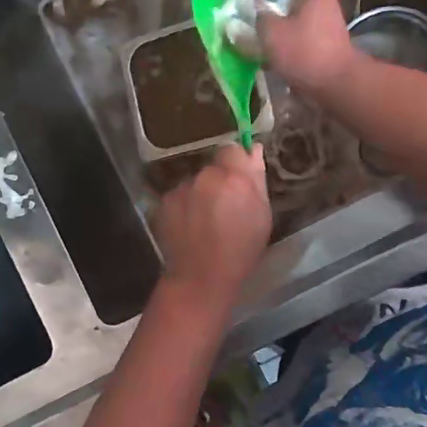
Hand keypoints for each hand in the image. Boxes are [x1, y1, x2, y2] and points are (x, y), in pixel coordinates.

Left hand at [154, 143, 271, 305]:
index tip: (239, 180)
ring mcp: (181, 189)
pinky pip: (178, 197)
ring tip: (204, 222)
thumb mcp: (262, 216)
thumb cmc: (241, 251)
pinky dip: (184, 207)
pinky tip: (189, 228)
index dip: (235, 163)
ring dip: (200, 194)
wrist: (200, 277)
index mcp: (233, 177)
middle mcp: (205, 176)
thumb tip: (252, 149)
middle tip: (224, 207)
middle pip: (212, 168)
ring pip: (194, 183)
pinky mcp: (164, 202)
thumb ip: (256, 180)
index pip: (232, 149)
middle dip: (218, 181)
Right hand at [257, 0, 361, 95]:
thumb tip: (255, 14)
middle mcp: (326, 5)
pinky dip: (293, 57)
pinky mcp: (330, 50)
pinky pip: (304, 49)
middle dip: (273, 28)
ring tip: (267, 59)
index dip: (264, 6)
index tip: (252, 22)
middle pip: (289, 14)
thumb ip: (258, 18)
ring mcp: (330, 29)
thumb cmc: (302, 52)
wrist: (334, 85)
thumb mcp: (270, 31)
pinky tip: (281, 68)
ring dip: (281, 45)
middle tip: (257, 42)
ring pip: (295, 33)